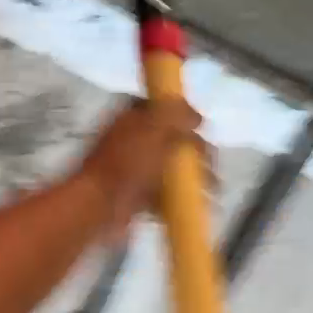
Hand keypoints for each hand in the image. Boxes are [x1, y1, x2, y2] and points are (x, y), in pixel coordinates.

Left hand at [77, 98, 206, 235]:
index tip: (200, 127)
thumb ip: (176, 114)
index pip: (161, 107)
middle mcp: (132, 140)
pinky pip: (164, 193)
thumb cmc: (127, 162)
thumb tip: (196, 115)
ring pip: (170, 167)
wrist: (99, 205)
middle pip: (171, 139)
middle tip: (211, 165)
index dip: (182, 114)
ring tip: (213, 190)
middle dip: (196, 151)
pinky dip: (181, 197)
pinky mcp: (136, 195)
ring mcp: (133, 169)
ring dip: (194, 177)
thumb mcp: (155, 127)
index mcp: (132, 118)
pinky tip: (199, 204)